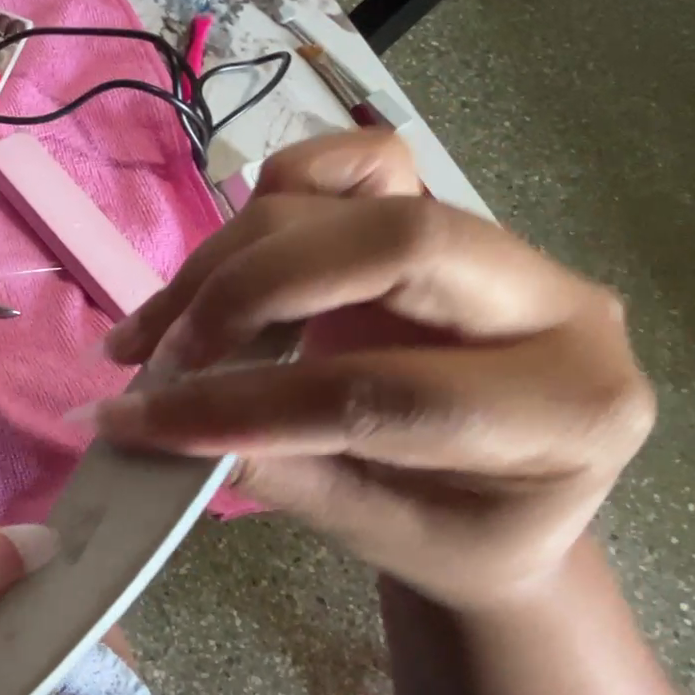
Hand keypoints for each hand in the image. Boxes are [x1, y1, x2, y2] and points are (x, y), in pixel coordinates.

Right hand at [93, 132, 655, 609]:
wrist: (490, 491)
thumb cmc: (444, 525)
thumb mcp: (369, 530)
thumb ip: (269, 472)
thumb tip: (150, 420)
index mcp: (561, 409)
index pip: (376, 389)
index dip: (238, 403)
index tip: (134, 420)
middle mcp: (547, 305)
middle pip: (386, 245)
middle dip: (241, 294)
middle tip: (164, 356)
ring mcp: (490, 246)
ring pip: (340, 203)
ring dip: (219, 264)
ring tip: (154, 335)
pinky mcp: (432, 214)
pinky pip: (354, 164)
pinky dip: (274, 191)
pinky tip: (221, 258)